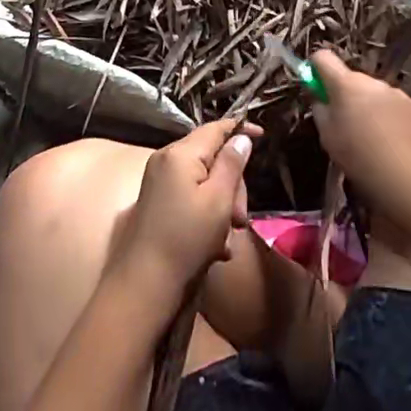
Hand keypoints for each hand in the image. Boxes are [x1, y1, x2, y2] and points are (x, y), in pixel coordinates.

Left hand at [114, 120, 256, 299]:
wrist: (147, 282)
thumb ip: (231, 164)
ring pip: (206, 182)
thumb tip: (241, 137)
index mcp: (180, 154)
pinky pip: (193, 198)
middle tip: (239, 218)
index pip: (214, 128)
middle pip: (213, 159)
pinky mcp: (160, 202)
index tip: (263, 135)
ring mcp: (160, 182)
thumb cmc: (187, 238)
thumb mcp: (218, 200)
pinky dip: (208, 217)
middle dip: (232, 187)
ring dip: (223, 208)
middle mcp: (166, 161)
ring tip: (225, 239)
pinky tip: (214, 246)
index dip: (239, 129)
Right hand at [308, 50, 410, 207]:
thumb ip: (320, 109)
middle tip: (339, 122)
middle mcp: (372, 81)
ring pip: (372, 93)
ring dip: (365, 106)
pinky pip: (390, 107)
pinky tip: (385, 142)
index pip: (322, 57)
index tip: (314, 89)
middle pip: (350, 78)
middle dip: (343, 94)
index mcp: (346, 83)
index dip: (314, 69)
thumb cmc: (358, 154)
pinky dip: (384, 118)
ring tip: (365, 137)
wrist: (409, 176)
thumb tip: (319, 97)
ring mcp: (396, 94)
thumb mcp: (327, 134)